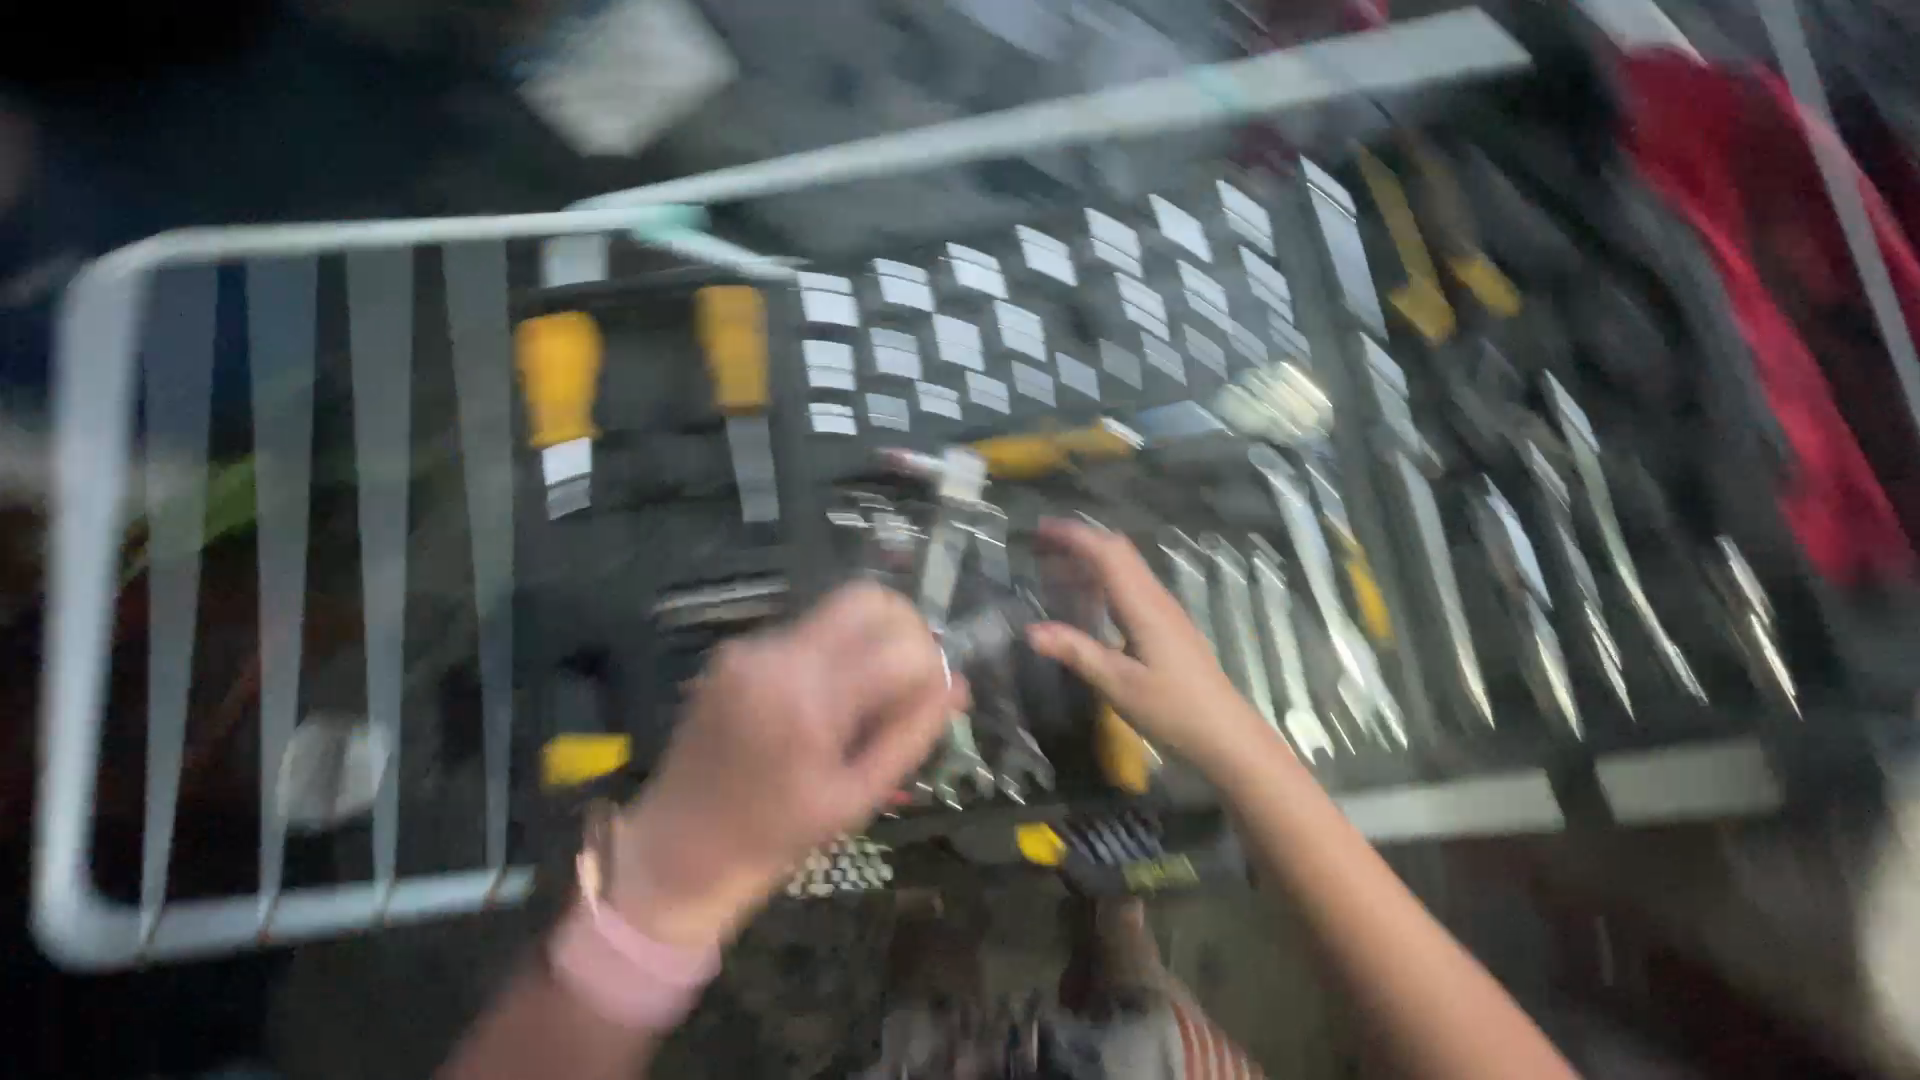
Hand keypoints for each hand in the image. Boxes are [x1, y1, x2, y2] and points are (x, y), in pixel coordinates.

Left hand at [610, 582, 963, 945]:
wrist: (679, 848)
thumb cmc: (777, 835)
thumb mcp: (858, 797)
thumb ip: (912, 734)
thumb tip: (958, 685)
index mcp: (811, 702)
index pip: (901, 644)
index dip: (932, 663)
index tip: (932, 696)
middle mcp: (778, 656)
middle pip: (868, 598)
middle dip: (905, 629)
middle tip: (910, 678)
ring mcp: (750, 648)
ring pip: (837, 612)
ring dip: (867, 642)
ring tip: (861, 701)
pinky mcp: (733, 650)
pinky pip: (804, 631)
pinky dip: (831, 654)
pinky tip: (820, 704)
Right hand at [1025, 519, 1273, 776]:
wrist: (1224, 733)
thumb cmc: (1172, 709)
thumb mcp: (1118, 684)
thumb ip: (1075, 652)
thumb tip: (1030, 631)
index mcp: (1143, 605)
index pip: (1106, 554)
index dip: (1073, 536)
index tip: (1040, 530)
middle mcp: (1155, 598)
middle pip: (1117, 552)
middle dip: (1078, 541)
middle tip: (1041, 547)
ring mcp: (1164, 610)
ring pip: (1125, 568)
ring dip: (1089, 560)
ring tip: (1053, 571)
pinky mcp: (1166, 624)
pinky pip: (1130, 586)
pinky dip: (1102, 580)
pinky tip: (1085, 602)